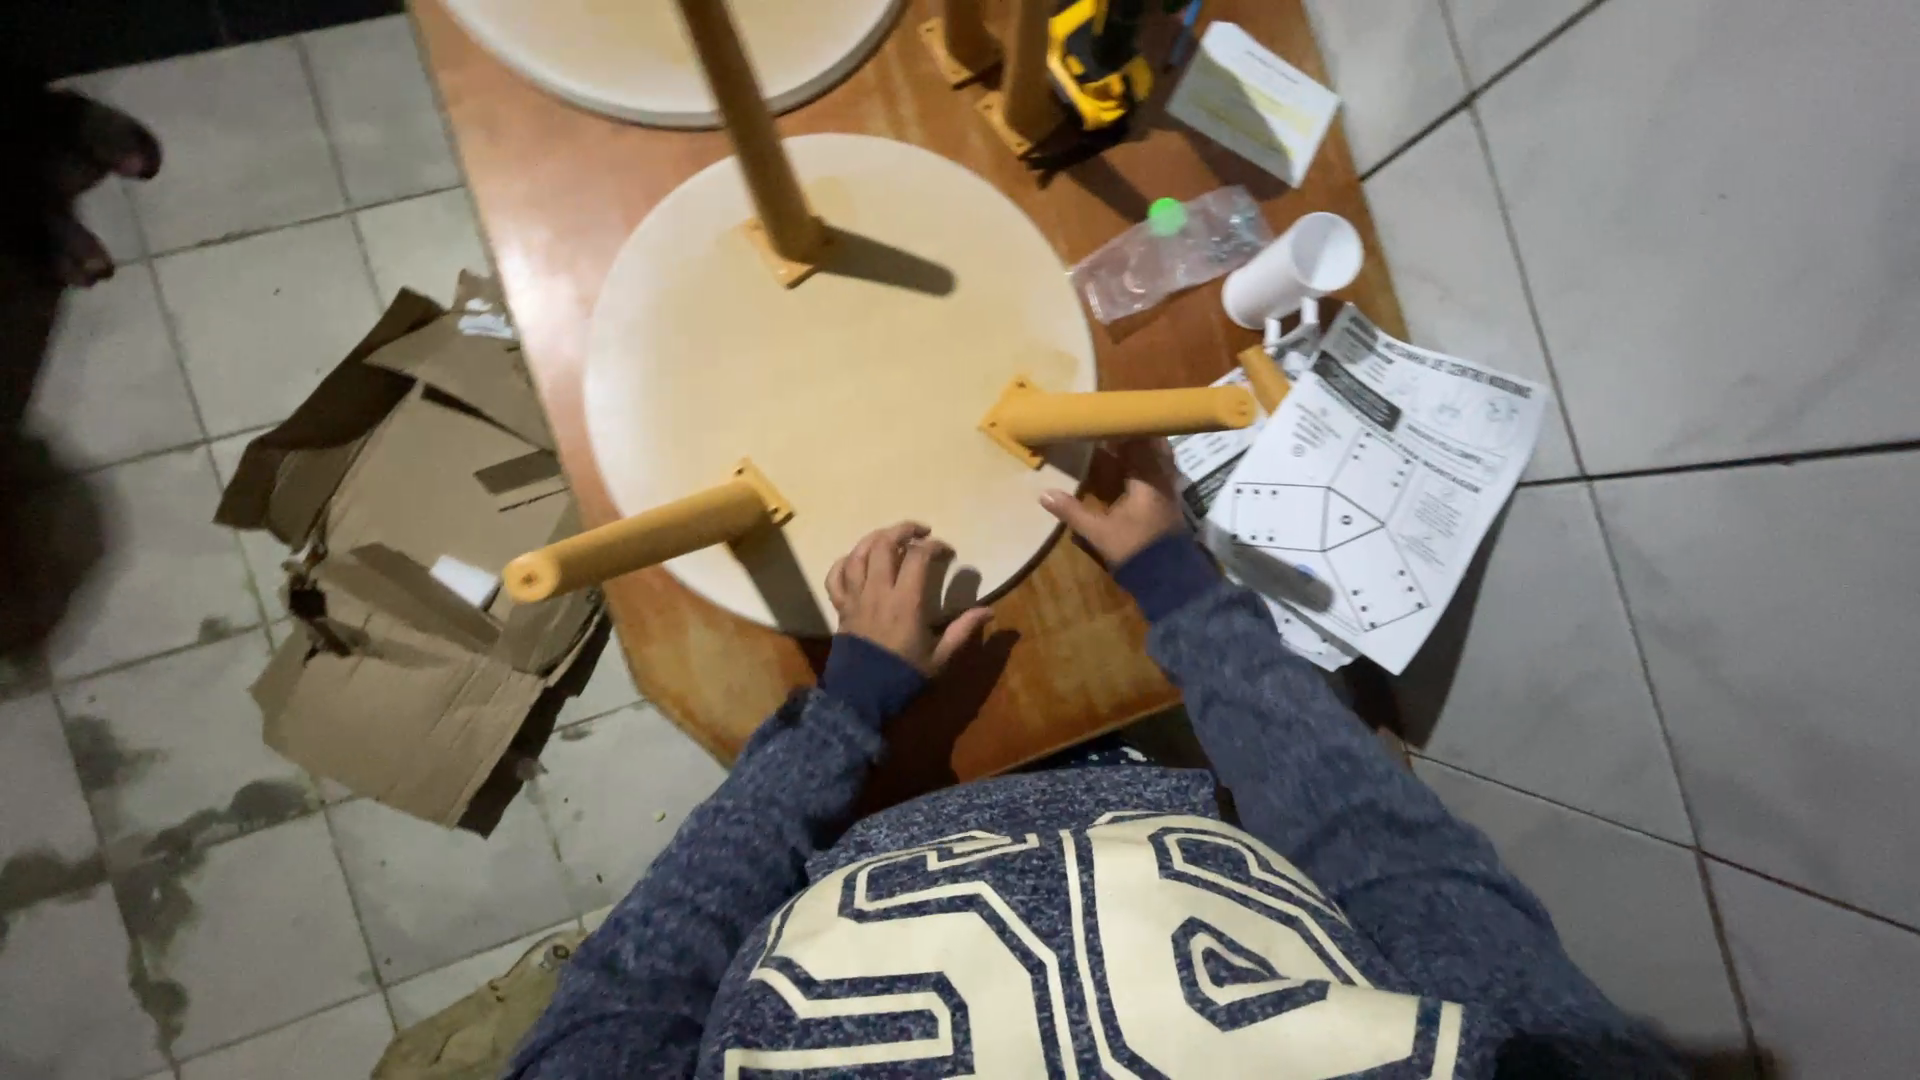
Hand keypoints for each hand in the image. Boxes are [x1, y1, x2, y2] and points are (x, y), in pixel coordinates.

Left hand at [826, 521, 992, 674]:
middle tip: (920, 531)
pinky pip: (836, 576)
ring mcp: (855, 597)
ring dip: (875, 538)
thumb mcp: (940, 656)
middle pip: (884, 544)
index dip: (934, 545)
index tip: (947, 552)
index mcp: (906, 601)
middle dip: (903, 529)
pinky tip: (857, 560)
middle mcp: (878, 591)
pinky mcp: (841, 607)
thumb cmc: (904, 675)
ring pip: (858, 554)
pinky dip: (845, 562)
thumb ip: (963, 630)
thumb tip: (990, 611)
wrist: (861, 697)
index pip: (919, 556)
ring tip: (891, 537)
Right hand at [1040, 438, 1187, 565]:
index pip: (1137, 441)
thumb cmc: (1134, 548)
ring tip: (1122, 445)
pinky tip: (1132, 472)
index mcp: (1147, 478)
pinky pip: (1160, 473)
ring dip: (1143, 449)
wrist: (1167, 577)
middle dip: (1135, 435)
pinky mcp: (1170, 503)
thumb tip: (1044, 493)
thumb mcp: (1098, 531)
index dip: (1122, 428)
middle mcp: (1162, 478)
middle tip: (1113, 429)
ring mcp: (1169, 490)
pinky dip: (1147, 466)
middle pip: (1154, 445)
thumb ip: (1072, 511)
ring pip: (1160, 459)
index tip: (1104, 420)